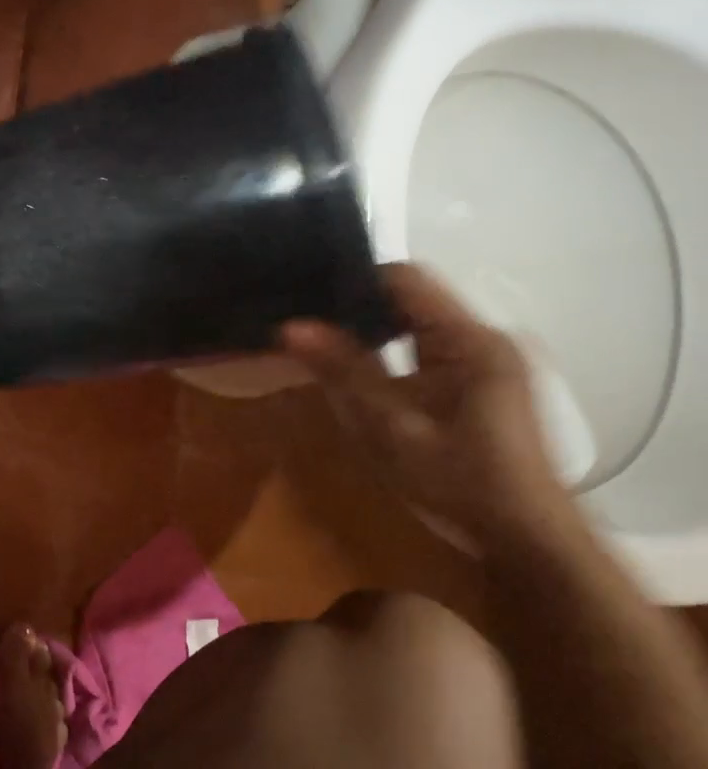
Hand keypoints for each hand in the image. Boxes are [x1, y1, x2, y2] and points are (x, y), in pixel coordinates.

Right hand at [280, 263, 568, 544]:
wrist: (528, 540)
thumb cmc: (461, 483)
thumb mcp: (389, 426)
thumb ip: (343, 371)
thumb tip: (290, 325)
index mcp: (471, 340)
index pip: (403, 278)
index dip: (351, 279)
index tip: (304, 294)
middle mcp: (485, 338)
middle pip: (407, 296)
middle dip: (352, 306)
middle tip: (299, 320)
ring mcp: (487, 358)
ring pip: (413, 321)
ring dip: (368, 329)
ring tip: (316, 342)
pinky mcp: (481, 379)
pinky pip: (424, 344)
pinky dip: (387, 349)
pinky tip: (357, 371)